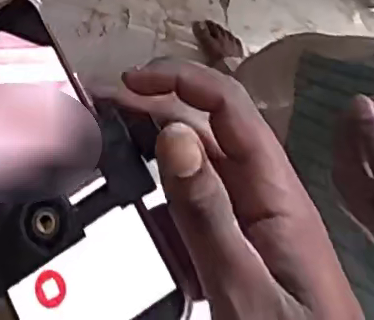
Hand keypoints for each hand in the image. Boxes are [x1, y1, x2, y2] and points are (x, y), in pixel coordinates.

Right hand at [118, 59, 362, 319]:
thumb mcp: (248, 294)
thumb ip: (208, 214)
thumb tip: (172, 131)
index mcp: (276, 192)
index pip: (228, 104)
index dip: (178, 79)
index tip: (128, 82)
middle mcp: (263, 196)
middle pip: (202, 127)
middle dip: (151, 106)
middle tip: (97, 106)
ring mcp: (250, 224)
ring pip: (192, 167)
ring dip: (148, 150)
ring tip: (103, 146)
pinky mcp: (237, 252)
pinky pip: (191, 208)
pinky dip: (157, 199)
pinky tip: (132, 210)